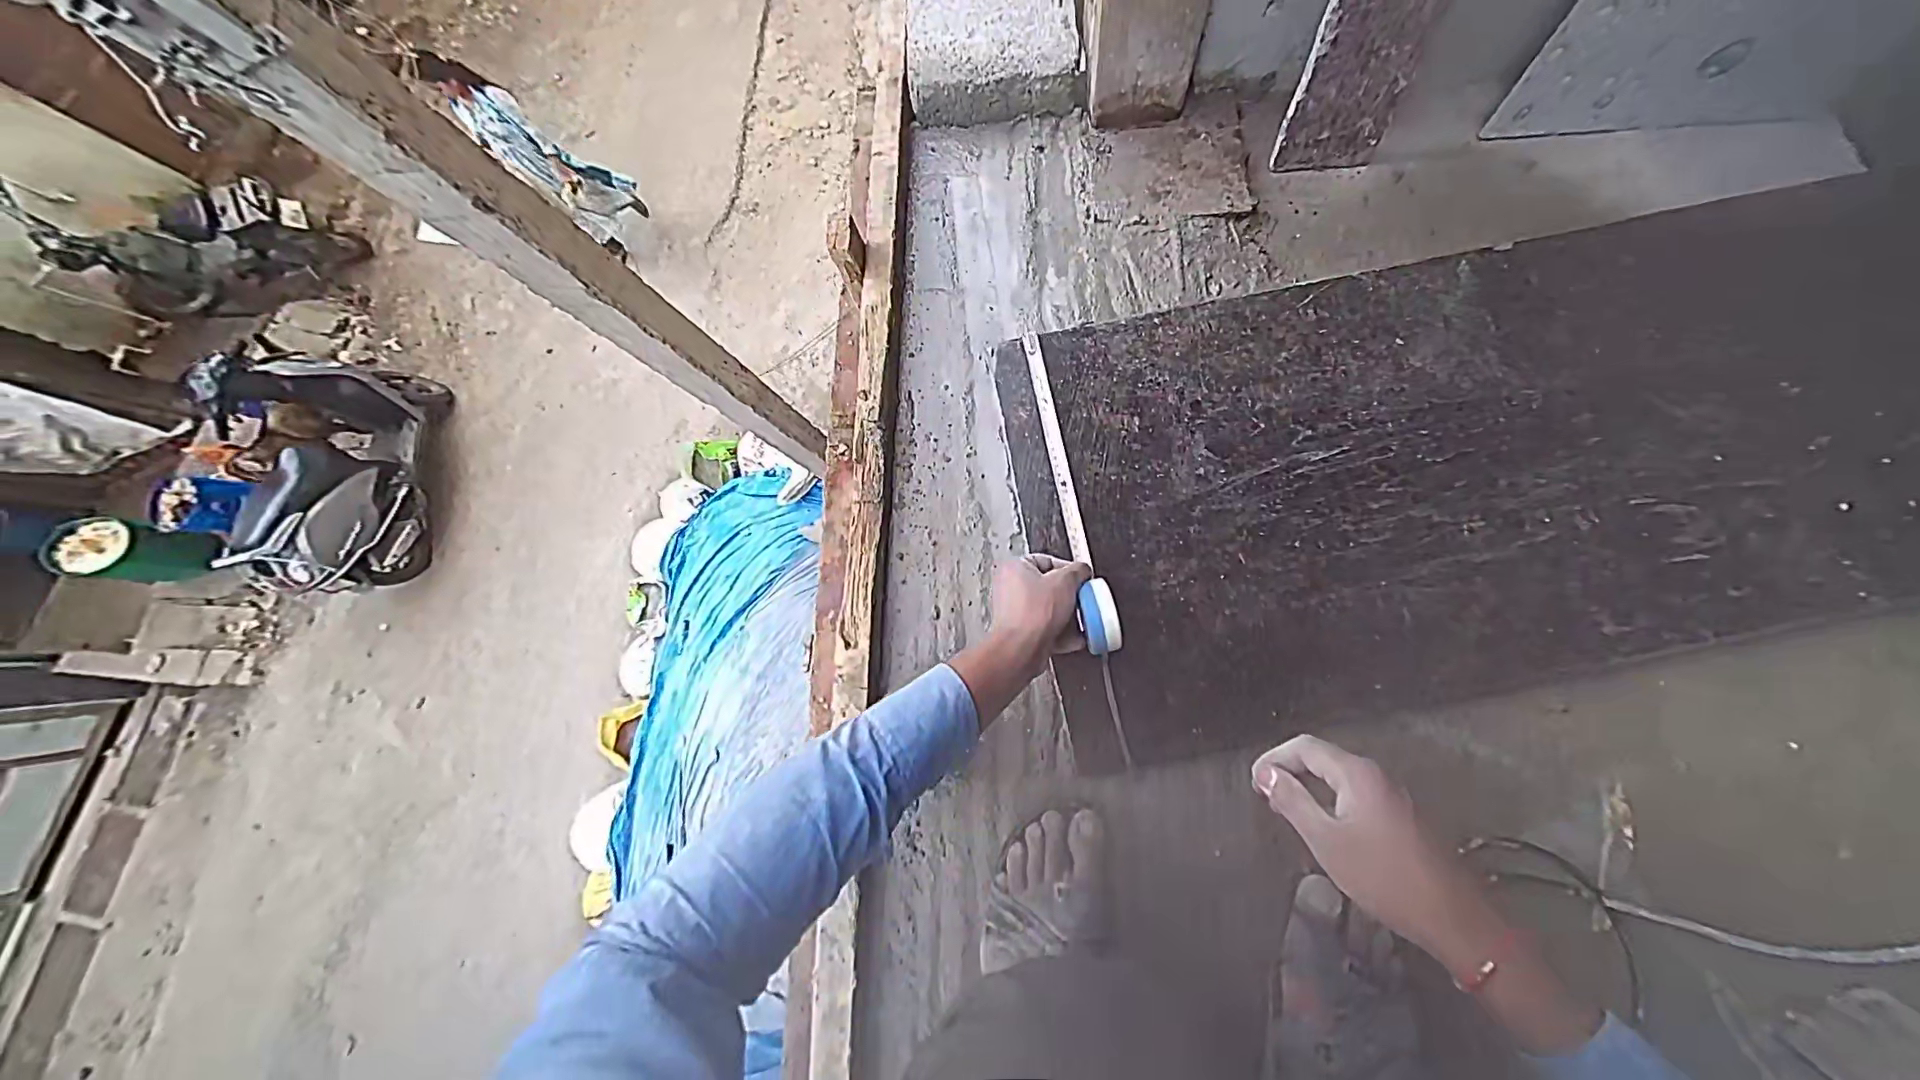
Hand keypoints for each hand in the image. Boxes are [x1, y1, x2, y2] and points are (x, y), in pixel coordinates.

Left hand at [987, 553, 1092, 674]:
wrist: (1022, 649)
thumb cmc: (1033, 614)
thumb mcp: (1066, 581)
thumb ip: (1078, 570)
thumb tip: (1083, 570)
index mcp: (1015, 568)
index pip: (1046, 561)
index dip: (1068, 569)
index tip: (1080, 578)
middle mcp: (1010, 589)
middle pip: (1050, 587)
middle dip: (1070, 596)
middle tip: (1082, 600)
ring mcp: (1015, 612)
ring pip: (1049, 610)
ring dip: (1069, 616)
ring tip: (1081, 620)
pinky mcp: (1022, 633)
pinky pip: (1046, 628)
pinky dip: (1062, 632)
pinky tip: (1076, 637)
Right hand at [1251, 735, 1492, 958]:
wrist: (1453, 919)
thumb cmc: (1383, 878)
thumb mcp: (1326, 840)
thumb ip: (1292, 801)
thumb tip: (1266, 773)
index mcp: (1357, 774)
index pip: (1304, 746)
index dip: (1274, 758)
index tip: (1254, 780)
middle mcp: (1376, 775)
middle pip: (1322, 756)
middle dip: (1289, 769)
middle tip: (1265, 793)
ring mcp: (1392, 794)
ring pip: (1339, 775)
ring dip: (1308, 784)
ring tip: (1286, 807)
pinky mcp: (1401, 815)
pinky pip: (1354, 792)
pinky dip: (1329, 797)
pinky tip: (1322, 822)